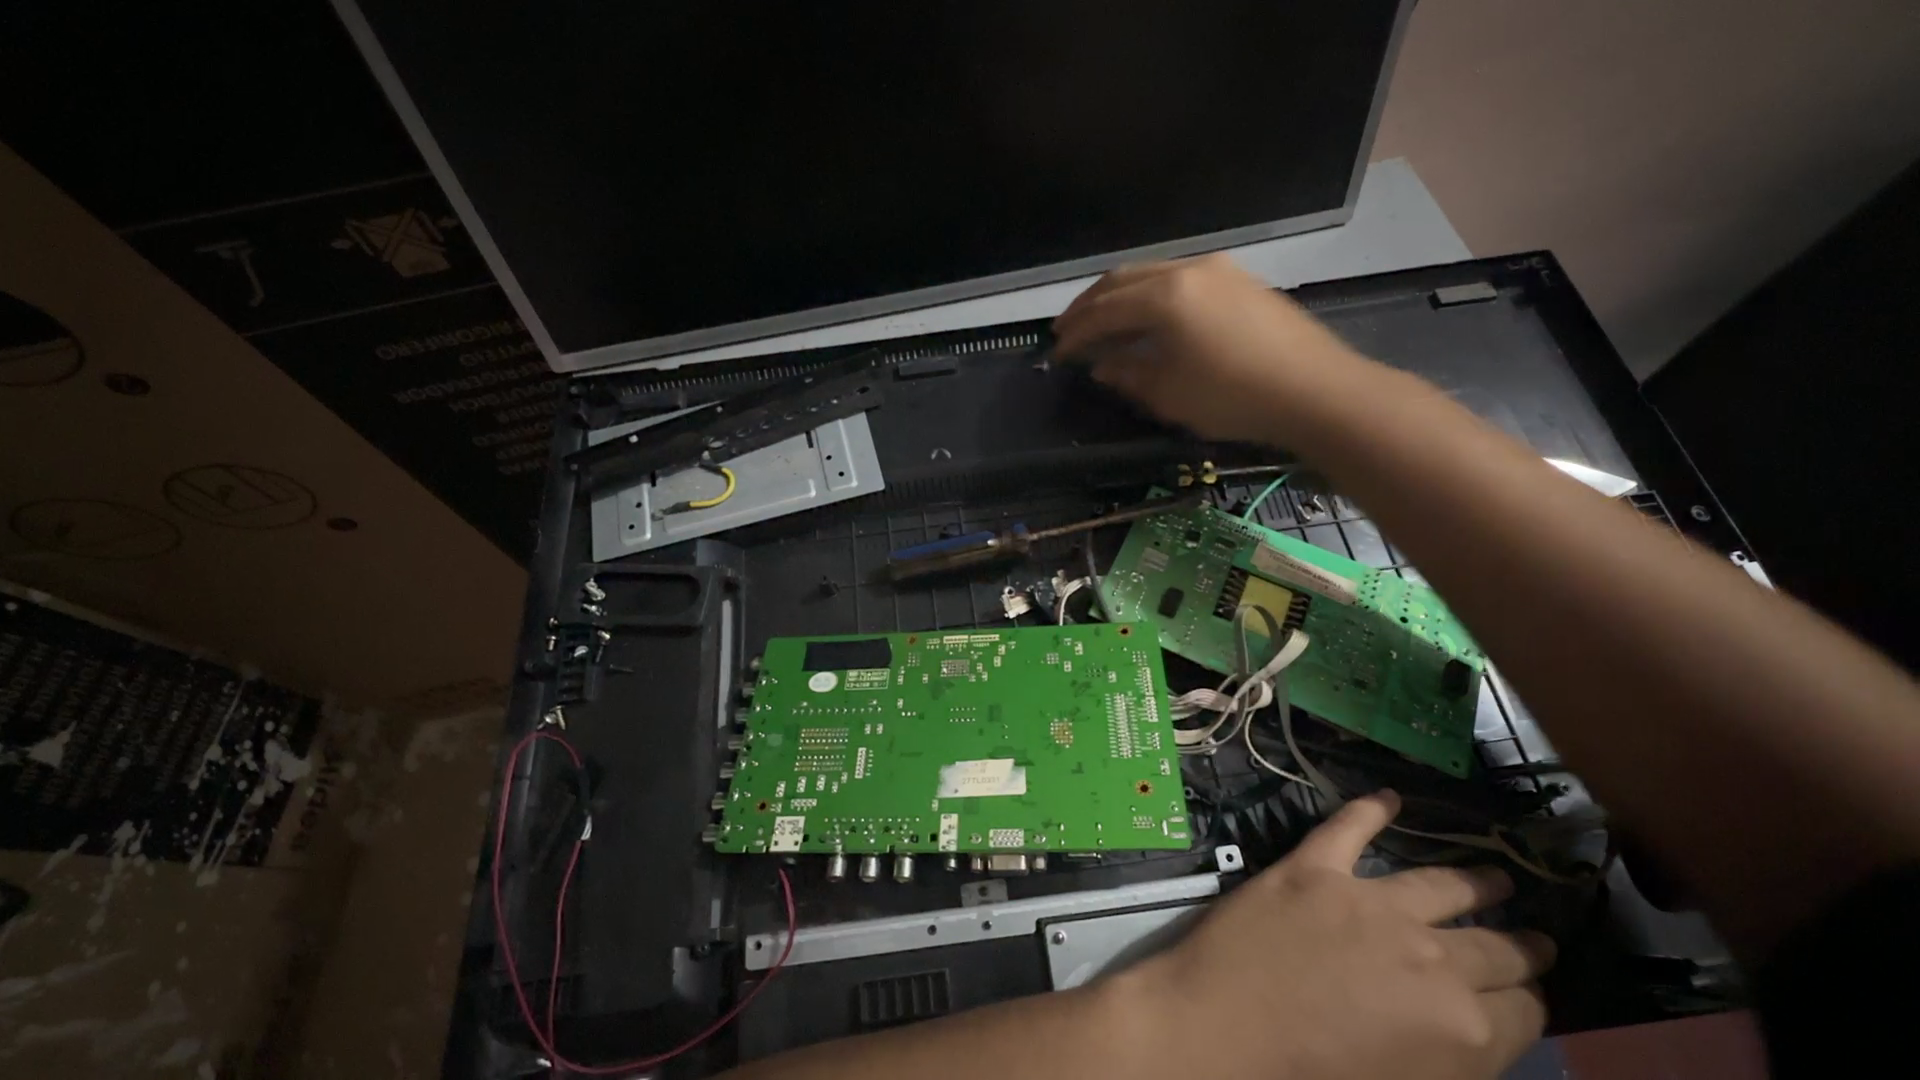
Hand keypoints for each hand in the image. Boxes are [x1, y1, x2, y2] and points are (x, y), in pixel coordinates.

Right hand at [1052, 254, 1362, 442]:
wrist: (1317, 391)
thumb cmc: (1234, 397)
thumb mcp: (1170, 394)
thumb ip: (1129, 374)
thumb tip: (1103, 366)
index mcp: (1164, 296)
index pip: (1103, 310)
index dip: (1075, 334)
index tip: (1055, 354)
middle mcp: (1187, 270)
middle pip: (1122, 279)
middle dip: (1090, 304)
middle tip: (1067, 329)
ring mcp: (1218, 270)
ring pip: (1152, 274)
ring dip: (1120, 296)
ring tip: (1103, 322)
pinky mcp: (1240, 280)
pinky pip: (1180, 279)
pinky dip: (1152, 295)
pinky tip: (1150, 319)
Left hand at [1107, 792, 1553, 1079]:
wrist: (1216, 1033)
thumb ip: (1449, 1060)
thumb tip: (1467, 1035)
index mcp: (1465, 1029)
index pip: (1526, 1011)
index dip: (1527, 1005)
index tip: (1524, 998)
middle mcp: (1431, 957)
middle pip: (1495, 947)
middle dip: (1521, 946)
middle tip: (1535, 939)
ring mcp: (1369, 902)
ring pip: (1441, 885)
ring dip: (1475, 880)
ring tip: (1495, 877)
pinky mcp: (1314, 868)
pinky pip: (1348, 828)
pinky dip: (1369, 809)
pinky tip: (1389, 797)